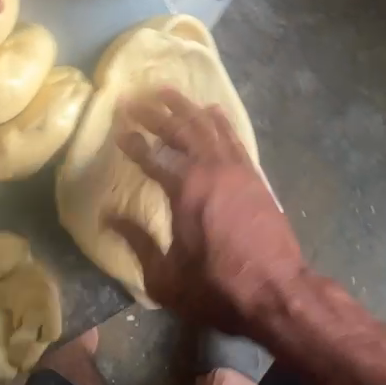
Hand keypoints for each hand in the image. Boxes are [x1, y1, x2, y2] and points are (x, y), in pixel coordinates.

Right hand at [106, 88, 306, 335]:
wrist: (277, 292)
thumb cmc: (217, 288)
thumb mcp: (166, 277)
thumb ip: (137, 241)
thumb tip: (108, 216)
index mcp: (185, 191)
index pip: (152, 157)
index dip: (133, 142)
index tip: (119, 130)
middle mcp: (210, 170)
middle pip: (179, 131)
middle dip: (155, 114)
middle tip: (135, 101)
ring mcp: (235, 169)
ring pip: (207, 126)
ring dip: (185, 108)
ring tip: (167, 92)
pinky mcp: (253, 175)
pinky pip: (233, 137)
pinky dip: (219, 120)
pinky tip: (211, 110)